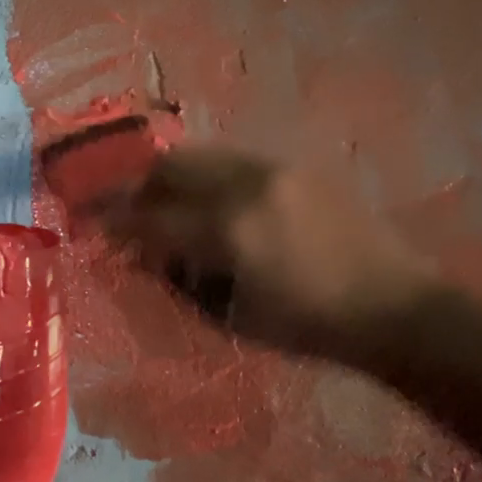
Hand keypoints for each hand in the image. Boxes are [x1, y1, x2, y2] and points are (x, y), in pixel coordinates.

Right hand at [104, 148, 435, 359]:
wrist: (394, 307)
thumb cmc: (306, 326)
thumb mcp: (230, 315)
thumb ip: (179, 279)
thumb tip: (144, 254)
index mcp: (228, 232)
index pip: (150, 218)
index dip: (112, 220)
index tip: (87, 222)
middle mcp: (247, 186)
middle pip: (170, 167)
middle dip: (137, 185)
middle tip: (123, 209)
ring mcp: (275, 170)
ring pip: (202, 155)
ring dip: (171, 176)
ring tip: (163, 203)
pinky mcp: (297, 169)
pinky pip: (234, 160)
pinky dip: (206, 176)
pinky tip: (209, 202)